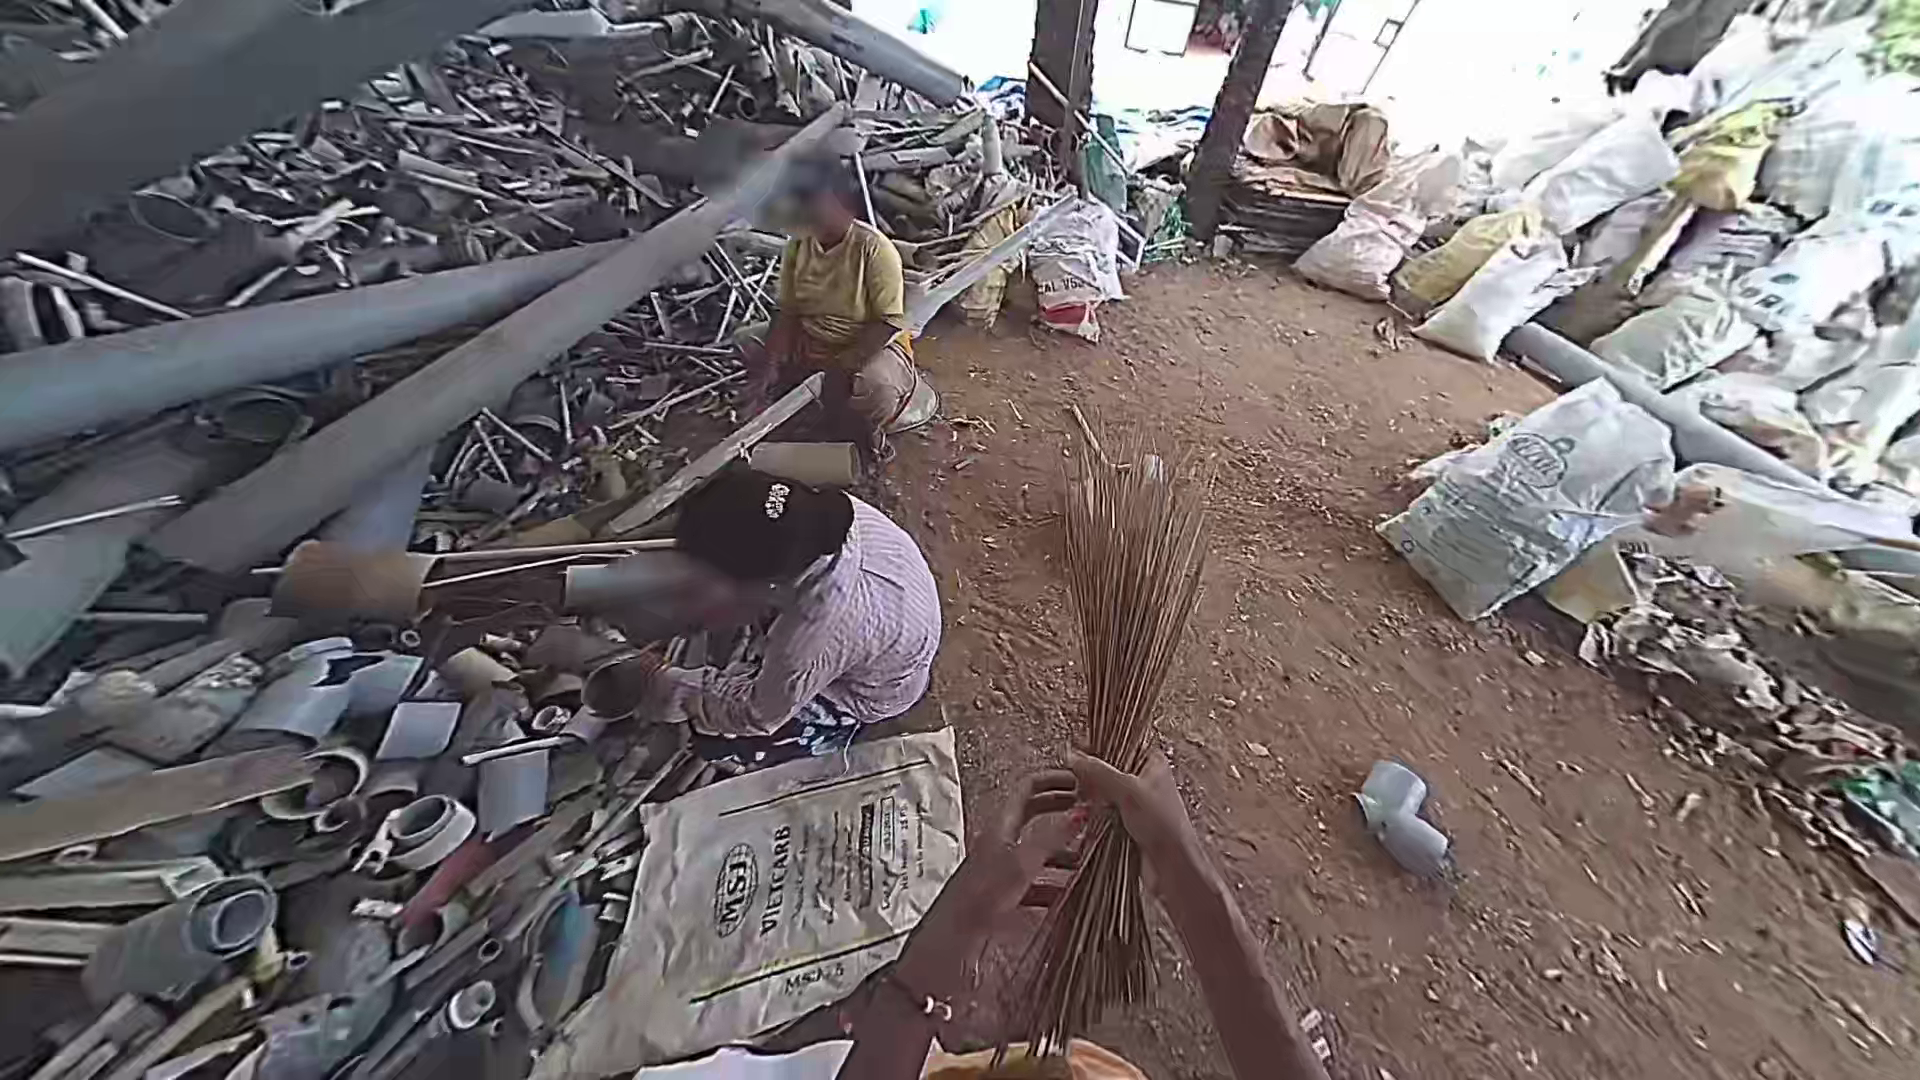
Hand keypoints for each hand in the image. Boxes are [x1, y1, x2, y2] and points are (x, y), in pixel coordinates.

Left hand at [891, 770, 1079, 1000]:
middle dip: (1060, 809)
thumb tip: (1082, 810)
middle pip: (1033, 815)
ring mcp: (1003, 869)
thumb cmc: (982, 897)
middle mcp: (1002, 842)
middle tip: (1089, 811)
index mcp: (1002, 825)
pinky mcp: (1005, 897)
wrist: (952, 944)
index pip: (1027, 788)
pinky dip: (1055, 883)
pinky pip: (1036, 883)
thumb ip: (1052, 838)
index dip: (1052, 781)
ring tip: (1090, 856)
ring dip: (1062, 850)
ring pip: (1037, 851)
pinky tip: (1072, 894)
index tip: (1081, 782)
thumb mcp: (1021, 863)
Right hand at [1068, 750, 1197, 866]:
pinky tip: (1083, 811)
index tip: (1078, 748)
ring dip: (1091, 791)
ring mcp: (1136, 799)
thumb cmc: (1162, 824)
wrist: (1173, 869)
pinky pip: (1105, 806)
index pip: (1120, 741)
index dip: (1098, 744)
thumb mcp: (1128, 791)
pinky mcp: (1129, 819)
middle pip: (1109, 764)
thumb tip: (1073, 757)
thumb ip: (1099, 772)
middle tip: (1075, 774)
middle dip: (1091, 771)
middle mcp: (1144, 777)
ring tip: (1078, 795)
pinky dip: (1094, 808)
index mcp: (1151, 761)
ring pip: (1105, 787)